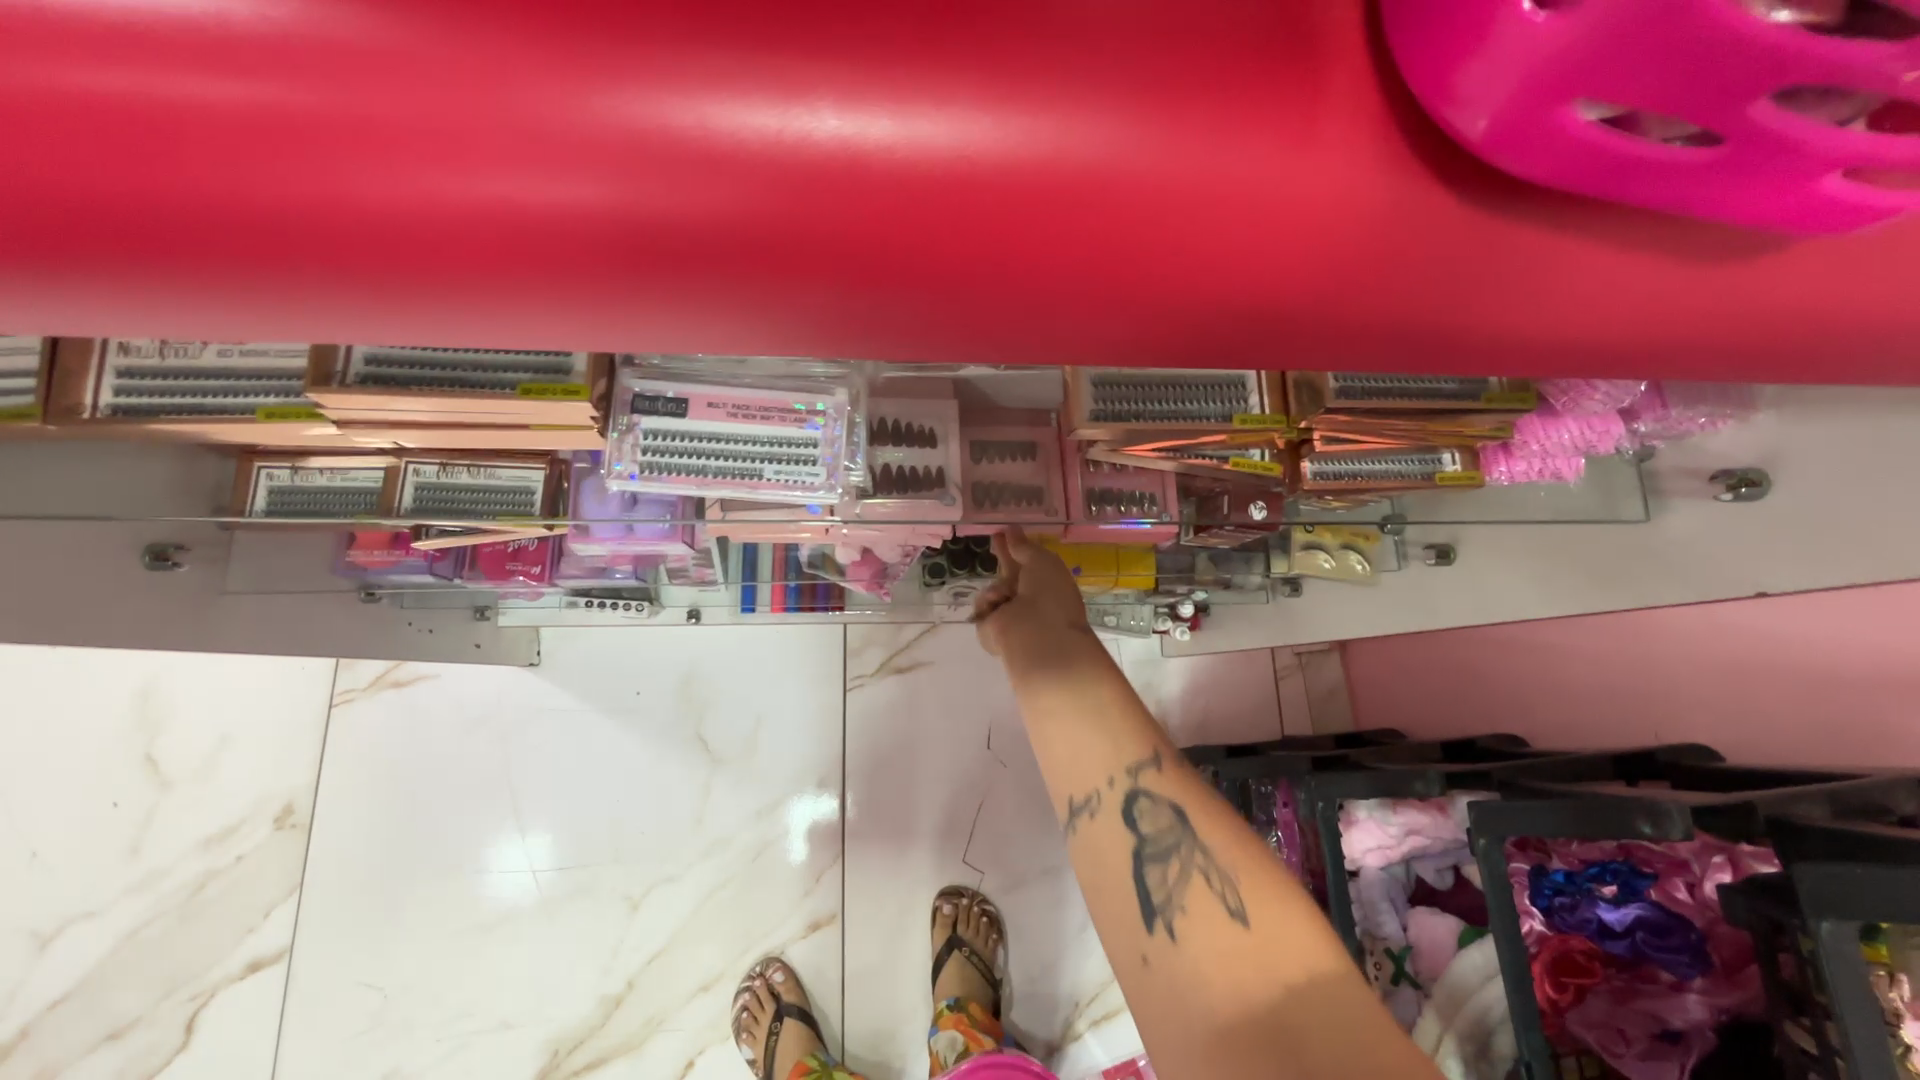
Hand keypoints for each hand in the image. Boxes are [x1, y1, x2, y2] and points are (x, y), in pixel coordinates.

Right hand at [971, 527, 1094, 657]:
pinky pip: (983, 607)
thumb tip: (1011, 530)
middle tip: (993, 538)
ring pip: (993, 590)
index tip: (1006, 532)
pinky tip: (998, 608)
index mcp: (1047, 586)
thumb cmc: (1049, 595)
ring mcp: (1010, 616)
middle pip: (1009, 574)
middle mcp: (1030, 601)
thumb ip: (1023, 546)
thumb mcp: (1041, 561)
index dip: (1017, 547)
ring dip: (998, 588)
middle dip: (1002, 556)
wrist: (1038, 635)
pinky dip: (988, 604)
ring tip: (1006, 596)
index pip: (1029, 563)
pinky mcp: (991, 630)